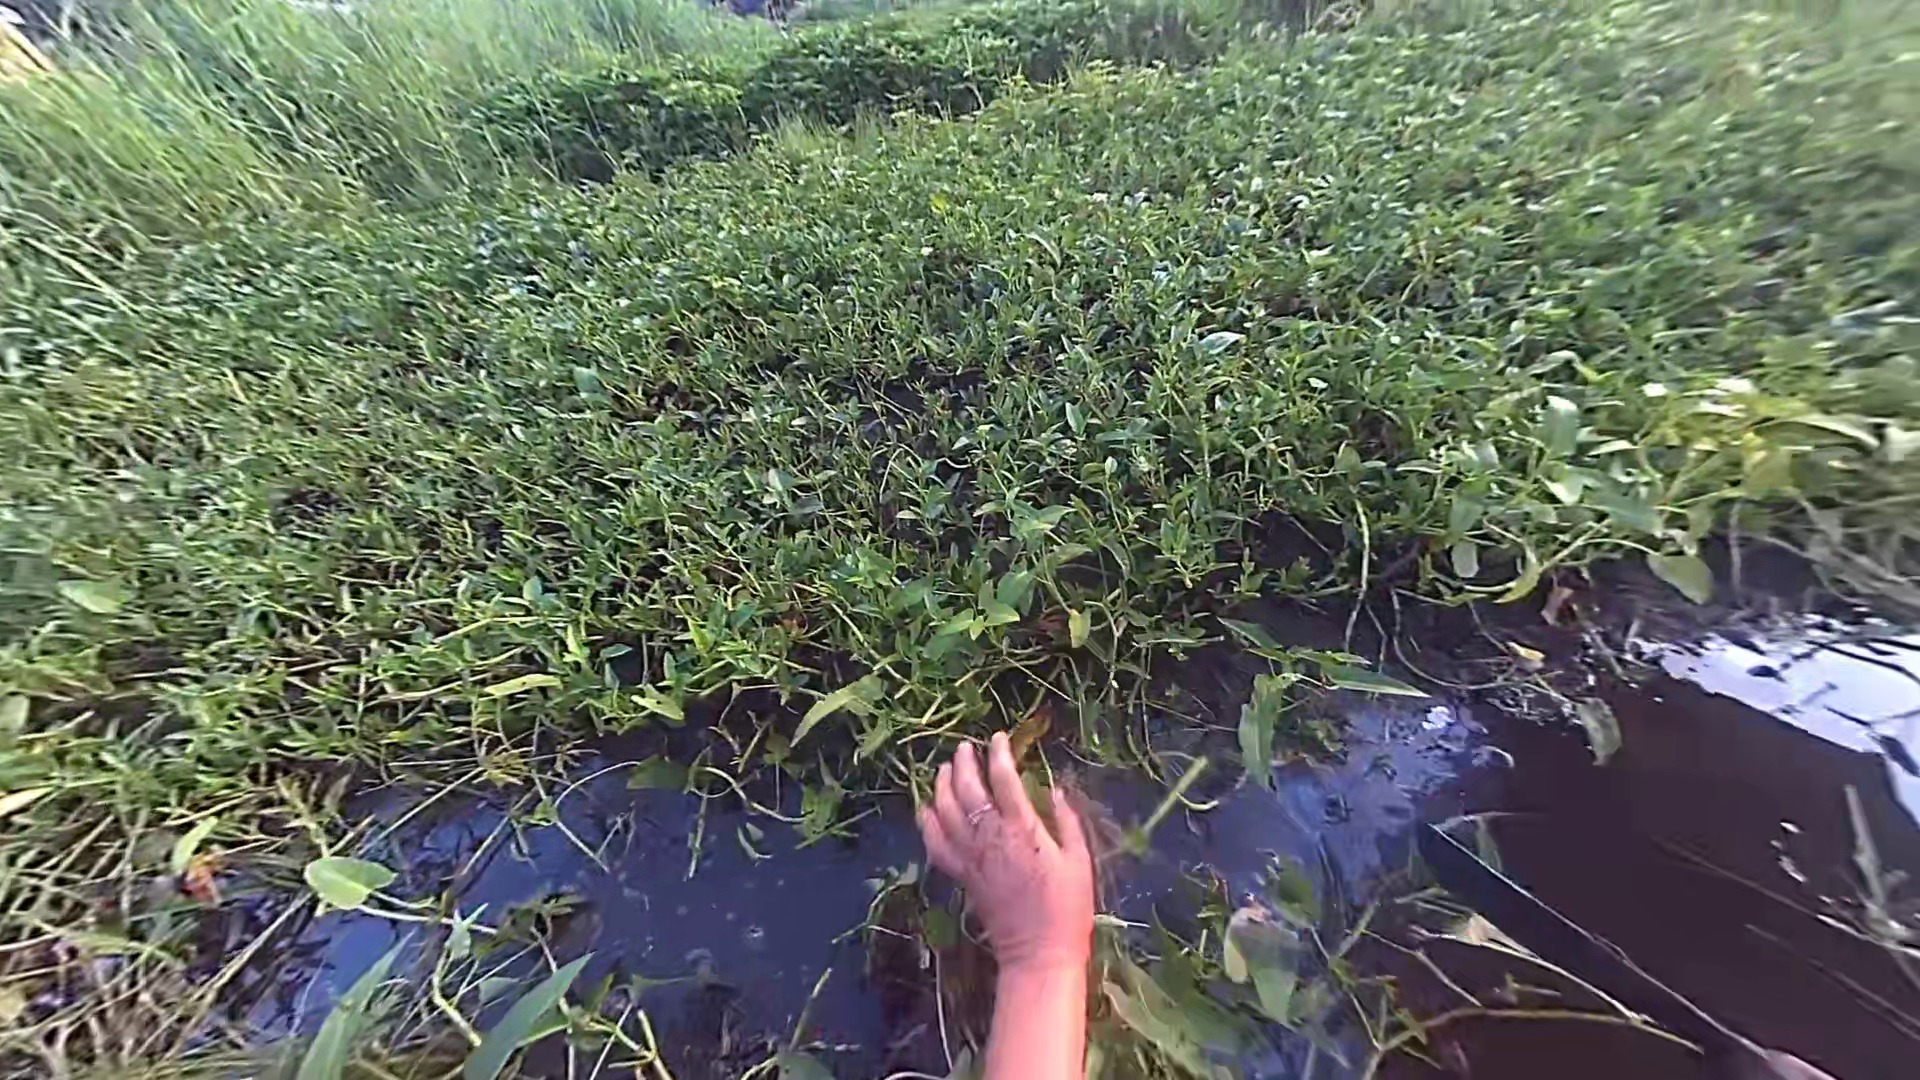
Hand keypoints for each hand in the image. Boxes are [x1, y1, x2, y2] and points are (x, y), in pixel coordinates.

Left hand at [917, 732, 1094, 973]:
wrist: (1040, 955)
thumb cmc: (1067, 907)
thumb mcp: (1079, 859)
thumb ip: (1067, 819)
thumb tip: (1056, 787)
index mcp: (1022, 829)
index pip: (1004, 779)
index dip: (999, 753)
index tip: (998, 737)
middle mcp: (991, 837)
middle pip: (968, 789)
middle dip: (964, 762)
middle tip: (965, 748)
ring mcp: (971, 856)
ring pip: (945, 811)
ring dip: (942, 785)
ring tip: (945, 769)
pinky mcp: (961, 875)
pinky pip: (935, 845)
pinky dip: (927, 823)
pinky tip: (926, 808)